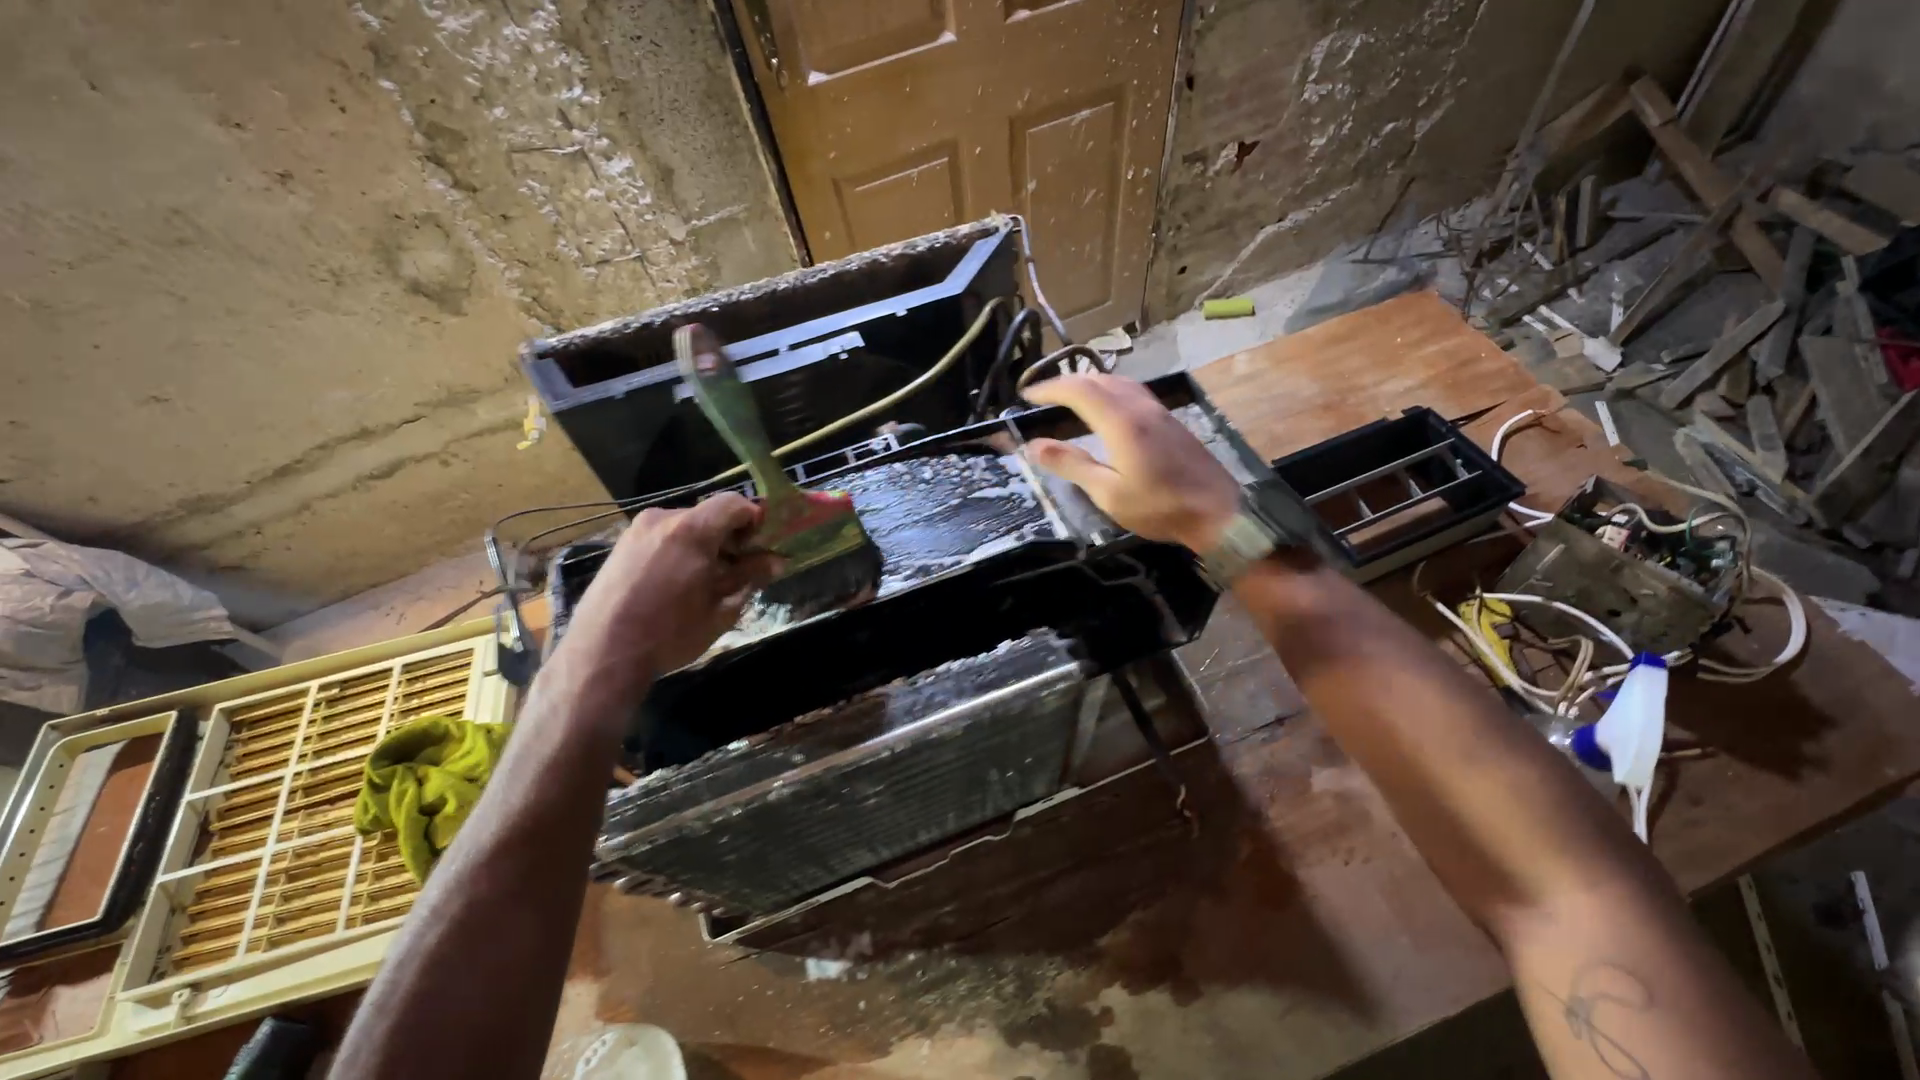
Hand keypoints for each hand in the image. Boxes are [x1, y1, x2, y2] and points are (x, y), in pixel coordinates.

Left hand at [562, 494, 781, 681]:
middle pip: (709, 515)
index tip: (762, 546)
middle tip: (739, 570)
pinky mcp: (620, 546)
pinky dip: (678, 552)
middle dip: (729, 538)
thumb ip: (749, 578)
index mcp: (693, 529)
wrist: (602, 652)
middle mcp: (663, 519)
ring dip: (703, 547)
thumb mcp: (720, 609)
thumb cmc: (669, 633)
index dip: (754, 520)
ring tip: (705, 583)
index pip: (734, 503)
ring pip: (684, 528)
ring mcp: (637, 530)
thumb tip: (776, 561)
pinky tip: (676, 585)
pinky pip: (661, 538)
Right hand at [1022, 373, 1241, 551]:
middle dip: (1067, 381)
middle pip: (1098, 380)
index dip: (1050, 388)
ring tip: (1070, 396)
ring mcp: (1159, 412)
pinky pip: (1133, 392)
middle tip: (1043, 394)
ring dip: (1090, 383)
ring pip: (1119, 382)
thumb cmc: (1159, 507)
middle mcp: (1140, 407)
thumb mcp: (1108, 493)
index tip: (1027, 395)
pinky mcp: (1170, 421)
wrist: (1219, 512)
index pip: (1078, 390)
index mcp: (1121, 422)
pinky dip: (1109, 391)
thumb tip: (1034, 445)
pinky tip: (1107, 407)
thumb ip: (1071, 465)